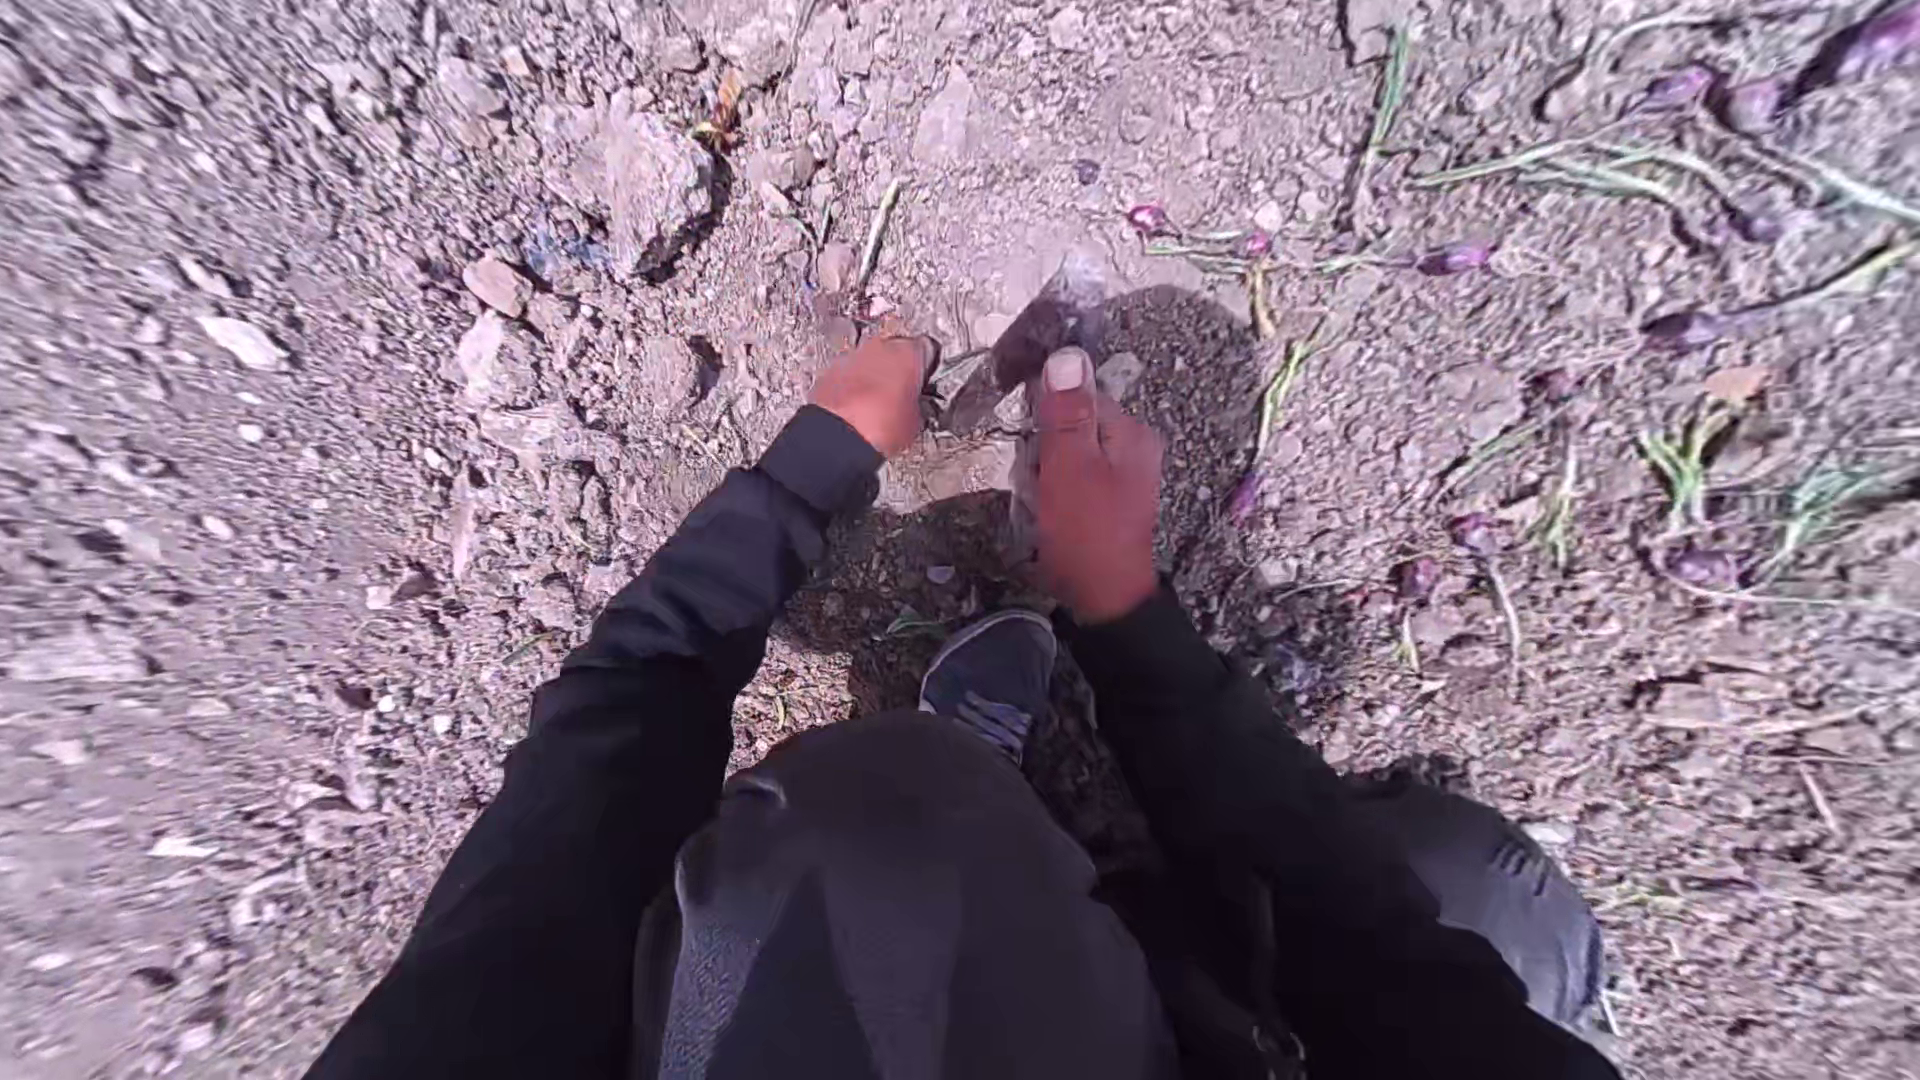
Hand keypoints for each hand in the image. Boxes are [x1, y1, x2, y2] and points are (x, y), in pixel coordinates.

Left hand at [809, 332, 933, 456]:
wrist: (839, 437)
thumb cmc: (879, 425)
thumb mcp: (916, 421)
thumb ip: (919, 404)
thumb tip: (916, 409)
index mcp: (909, 351)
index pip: (928, 348)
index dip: (930, 367)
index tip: (928, 380)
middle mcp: (880, 346)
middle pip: (896, 350)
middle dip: (900, 370)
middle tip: (904, 394)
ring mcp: (852, 356)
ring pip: (870, 361)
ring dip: (875, 377)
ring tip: (880, 406)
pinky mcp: (831, 371)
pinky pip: (849, 374)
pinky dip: (854, 386)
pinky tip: (859, 409)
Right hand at [1033, 347, 1162, 622]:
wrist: (1101, 598)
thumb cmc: (1085, 531)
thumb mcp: (1070, 468)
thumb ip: (1066, 413)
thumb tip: (1066, 354)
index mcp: (1130, 433)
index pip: (1078, 396)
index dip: (1047, 416)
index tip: (1033, 446)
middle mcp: (1130, 447)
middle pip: (1068, 426)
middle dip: (1042, 452)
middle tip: (1040, 483)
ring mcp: (1118, 476)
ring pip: (1062, 454)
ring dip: (1042, 476)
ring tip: (1042, 504)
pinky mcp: (1102, 498)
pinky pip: (1067, 479)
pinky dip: (1051, 494)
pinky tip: (1047, 515)